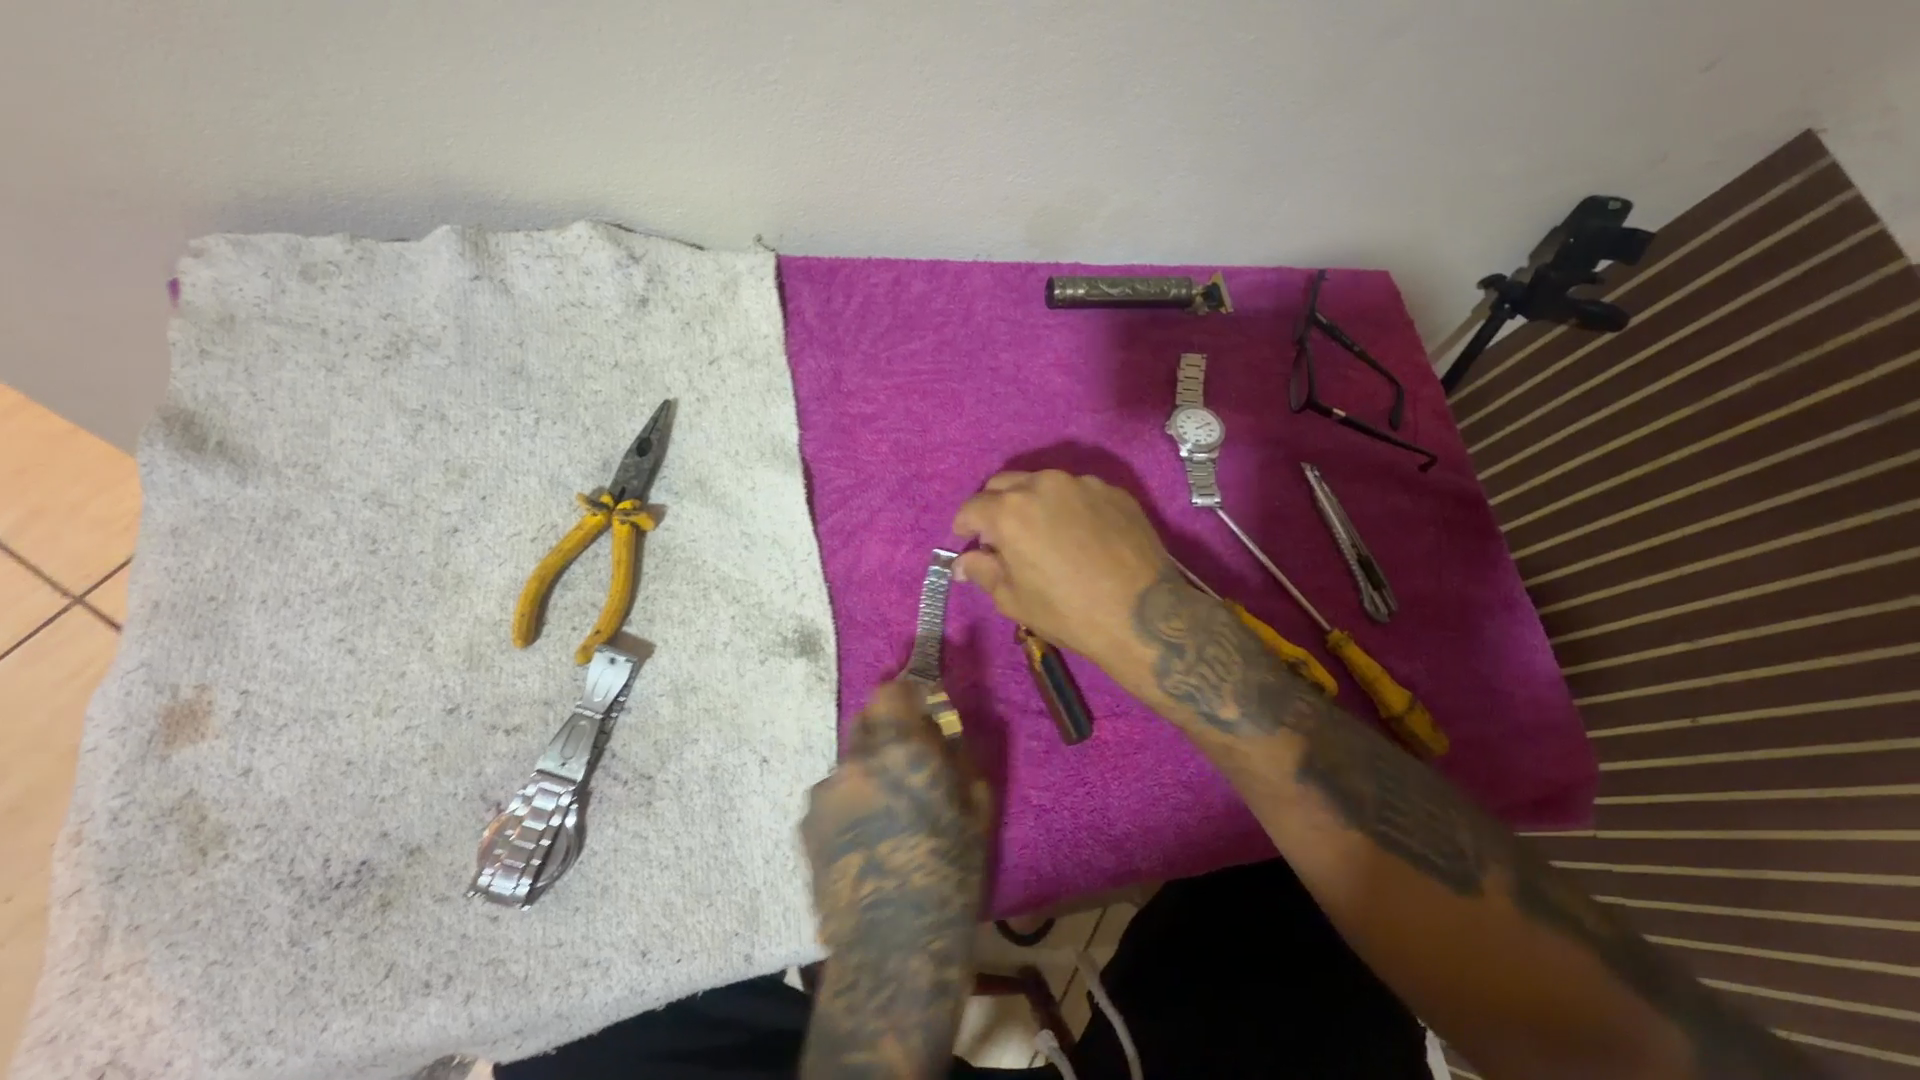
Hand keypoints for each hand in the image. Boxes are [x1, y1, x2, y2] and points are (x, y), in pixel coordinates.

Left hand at [802, 681, 992, 949]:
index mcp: (900, 748)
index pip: (892, 691)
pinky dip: (850, 809)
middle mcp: (854, 760)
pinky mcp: (805, 826)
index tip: (922, 709)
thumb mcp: (975, 808)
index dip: (907, 695)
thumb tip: (944, 730)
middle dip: (889, 738)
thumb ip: (958, 757)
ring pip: (849, 767)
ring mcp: (823, 793)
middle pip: (867, 725)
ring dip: (868, 778)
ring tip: (888, 821)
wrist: (892, 944)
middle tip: (911, 768)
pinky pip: (833, 800)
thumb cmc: (949, 873)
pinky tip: (865, 846)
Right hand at [951, 470, 1173, 673]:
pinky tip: (1079, 536)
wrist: (1143, 615)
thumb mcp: (1014, 600)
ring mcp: (1083, 484)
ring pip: (1045, 484)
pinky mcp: (1115, 492)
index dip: (964, 525)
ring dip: (1034, 503)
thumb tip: (965, 560)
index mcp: (1010, 511)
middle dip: (995, 506)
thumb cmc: (1068, 612)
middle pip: (1005, 484)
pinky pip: (1079, 492)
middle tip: (1001, 536)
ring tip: (1043, 534)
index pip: (973, 507)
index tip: (967, 539)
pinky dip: (1069, 507)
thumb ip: (984, 571)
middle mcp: (1044, 485)